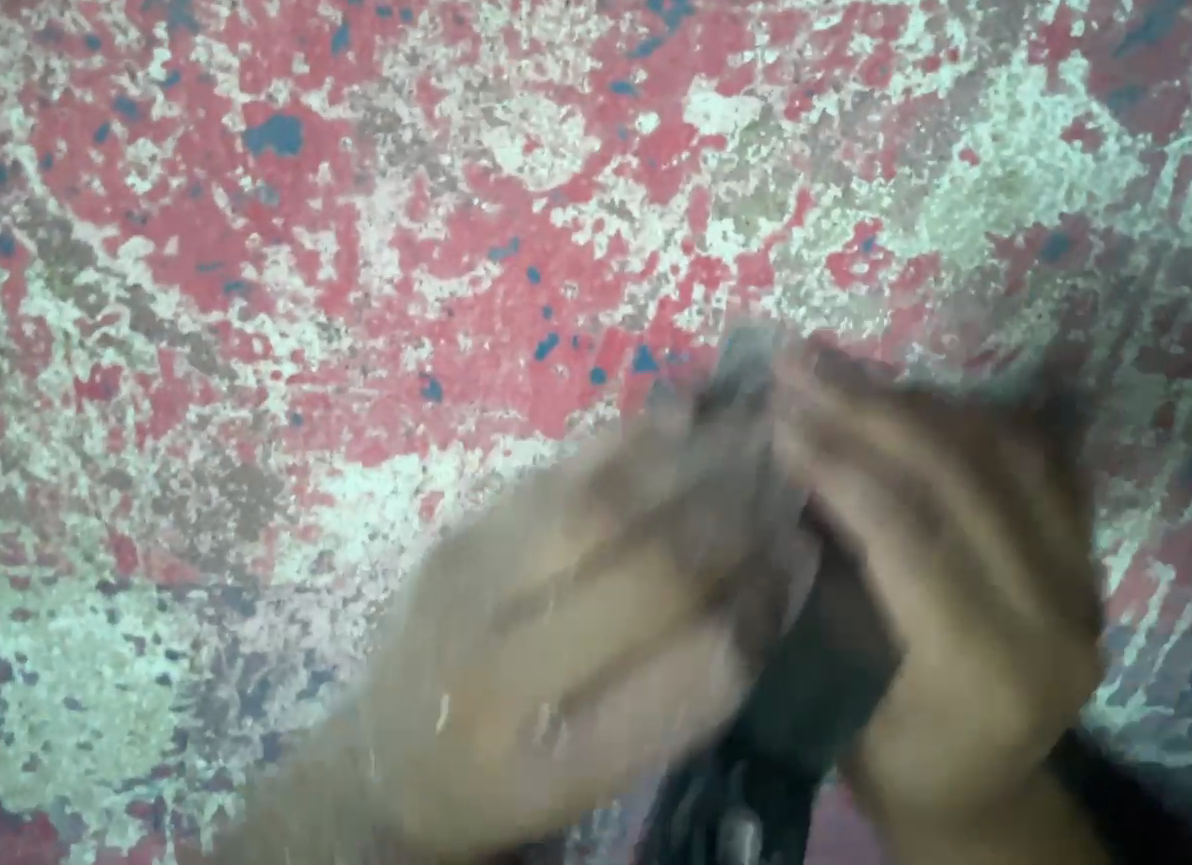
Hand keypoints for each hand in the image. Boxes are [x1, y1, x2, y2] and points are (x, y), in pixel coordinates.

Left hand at [207, 406, 814, 863]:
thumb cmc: (514, 778)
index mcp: (562, 762)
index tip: (803, 551)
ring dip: (689, 461)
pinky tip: (674, 414)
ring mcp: (469, 592)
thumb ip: (686, 688)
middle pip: (653, 575)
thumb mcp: (605, 771)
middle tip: (787, 472)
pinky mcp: (453, 537)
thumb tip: (769, 576)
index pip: (700, 671)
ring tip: (745, 429)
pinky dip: (623, 438)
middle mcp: (509, 676)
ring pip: (601, 507)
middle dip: (737, 516)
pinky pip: (552, 474)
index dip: (765, 601)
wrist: (388, 759)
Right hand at [770, 349, 1104, 833]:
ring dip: (915, 400)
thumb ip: (807, 588)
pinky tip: (909, 394)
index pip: (904, 533)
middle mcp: (1051, 619)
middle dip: (868, 410)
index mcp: (980, 669)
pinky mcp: (1086, 560)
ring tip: (844, 373)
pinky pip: (1036, 458)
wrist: (981, 790)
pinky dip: (967, 415)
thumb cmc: (884, 751)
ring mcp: (1081, 583)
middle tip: (800, 365)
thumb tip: (768, 482)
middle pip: (959, 478)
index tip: (774, 416)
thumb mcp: (826, 693)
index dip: (835, 463)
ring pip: (1004, 453)